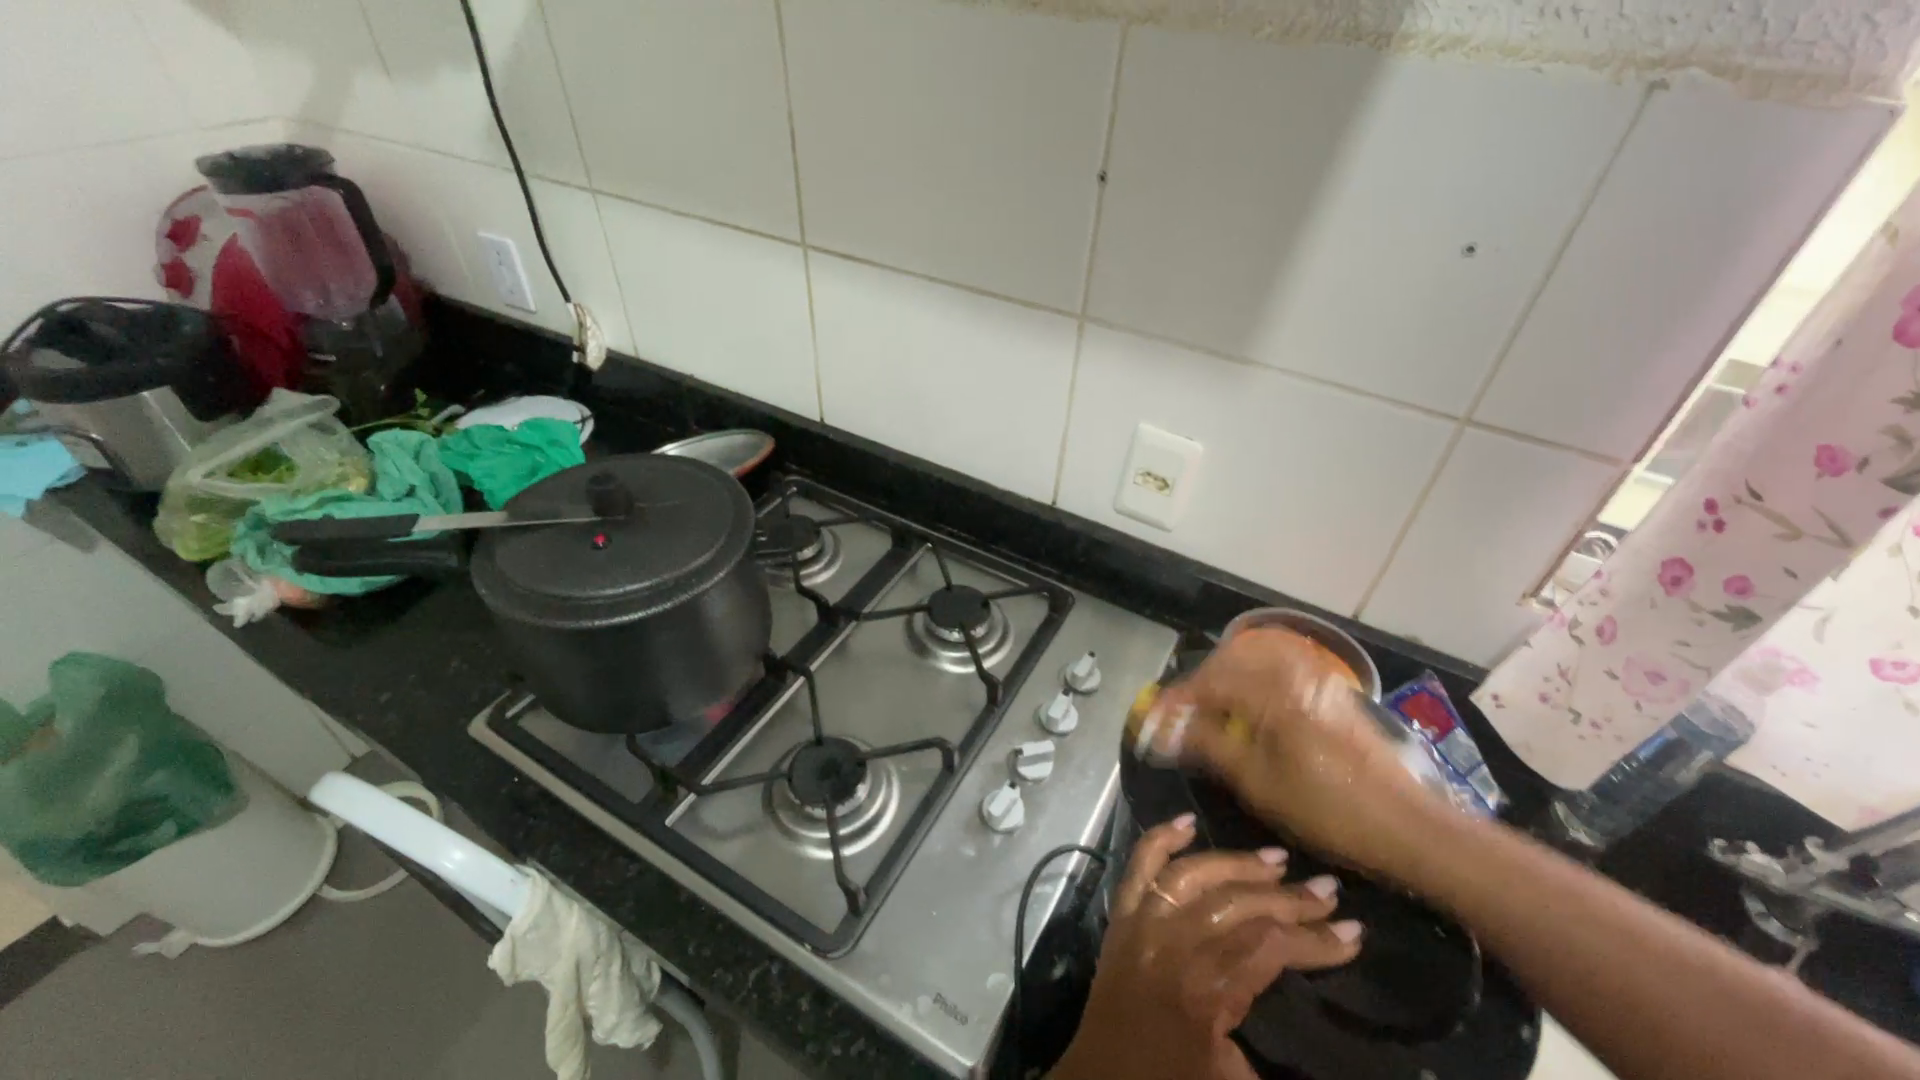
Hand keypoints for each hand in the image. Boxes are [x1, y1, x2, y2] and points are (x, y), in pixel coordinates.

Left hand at [1051, 816, 1361, 1079]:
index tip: (1353, 935)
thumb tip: (1313, 1025)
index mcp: (1202, 990)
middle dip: (1289, 898)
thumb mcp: (1232, 1077)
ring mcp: (1140, 926)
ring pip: (1193, 876)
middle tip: (1330, 891)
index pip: (1268, 945)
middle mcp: (1170, 945)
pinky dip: (1160, 840)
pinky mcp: (1119, 921)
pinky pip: (1137, 870)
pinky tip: (1187, 823)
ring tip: (1278, 860)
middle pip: (1236, 905)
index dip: (1314, 939)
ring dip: (1236, 863)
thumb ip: (1270, 1045)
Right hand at [1146, 628, 1444, 877]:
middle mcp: (1296, 673)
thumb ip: (1207, 745)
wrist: (1406, 827)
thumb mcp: (1257, 782)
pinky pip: (1280, 670)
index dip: (1174, 701)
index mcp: (1275, 692)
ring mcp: (1318, 680)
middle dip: (1198, 685)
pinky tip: (1247, 715)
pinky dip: (1253, 683)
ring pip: (1257, 660)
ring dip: (1226, 680)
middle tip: (1178, 717)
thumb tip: (1165, 729)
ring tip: (1208, 715)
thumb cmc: (1328, 810)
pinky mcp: (1332, 693)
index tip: (1151, 721)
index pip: (1208, 682)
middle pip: (1231, 659)